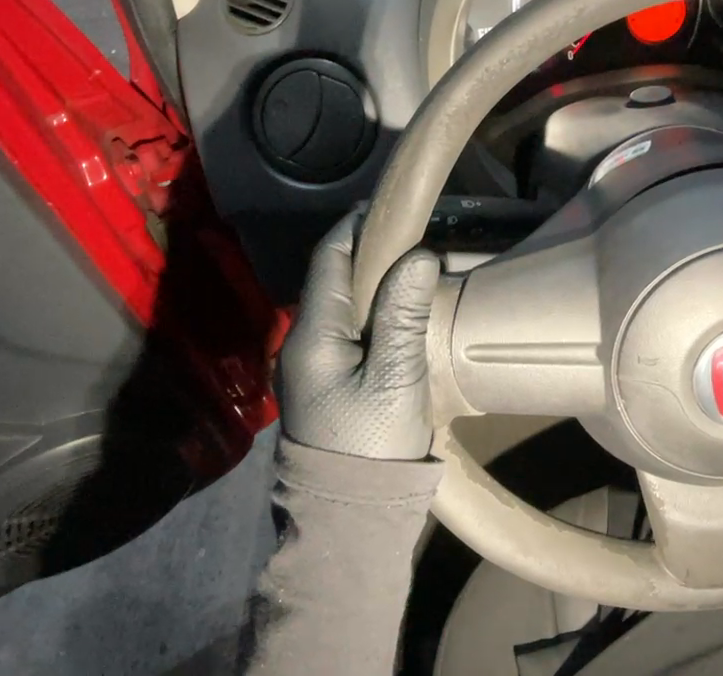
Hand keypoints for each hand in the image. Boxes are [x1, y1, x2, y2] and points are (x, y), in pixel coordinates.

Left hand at [277, 211, 440, 459]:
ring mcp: (312, 366)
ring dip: (371, 279)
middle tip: (413, 232)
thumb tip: (419, 254)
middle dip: (367, 250)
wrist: (350, 517)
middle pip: (332, 279)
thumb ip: (404, 314)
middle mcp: (302, 344)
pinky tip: (400, 308)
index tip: (388, 205)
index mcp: (312, 336)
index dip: (354, 227)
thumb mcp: (395, 377)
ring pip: (340, 304)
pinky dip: (372, 307)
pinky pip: (347, 328)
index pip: (329, 261)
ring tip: (412, 262)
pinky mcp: (327, 384)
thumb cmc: (373, 445)